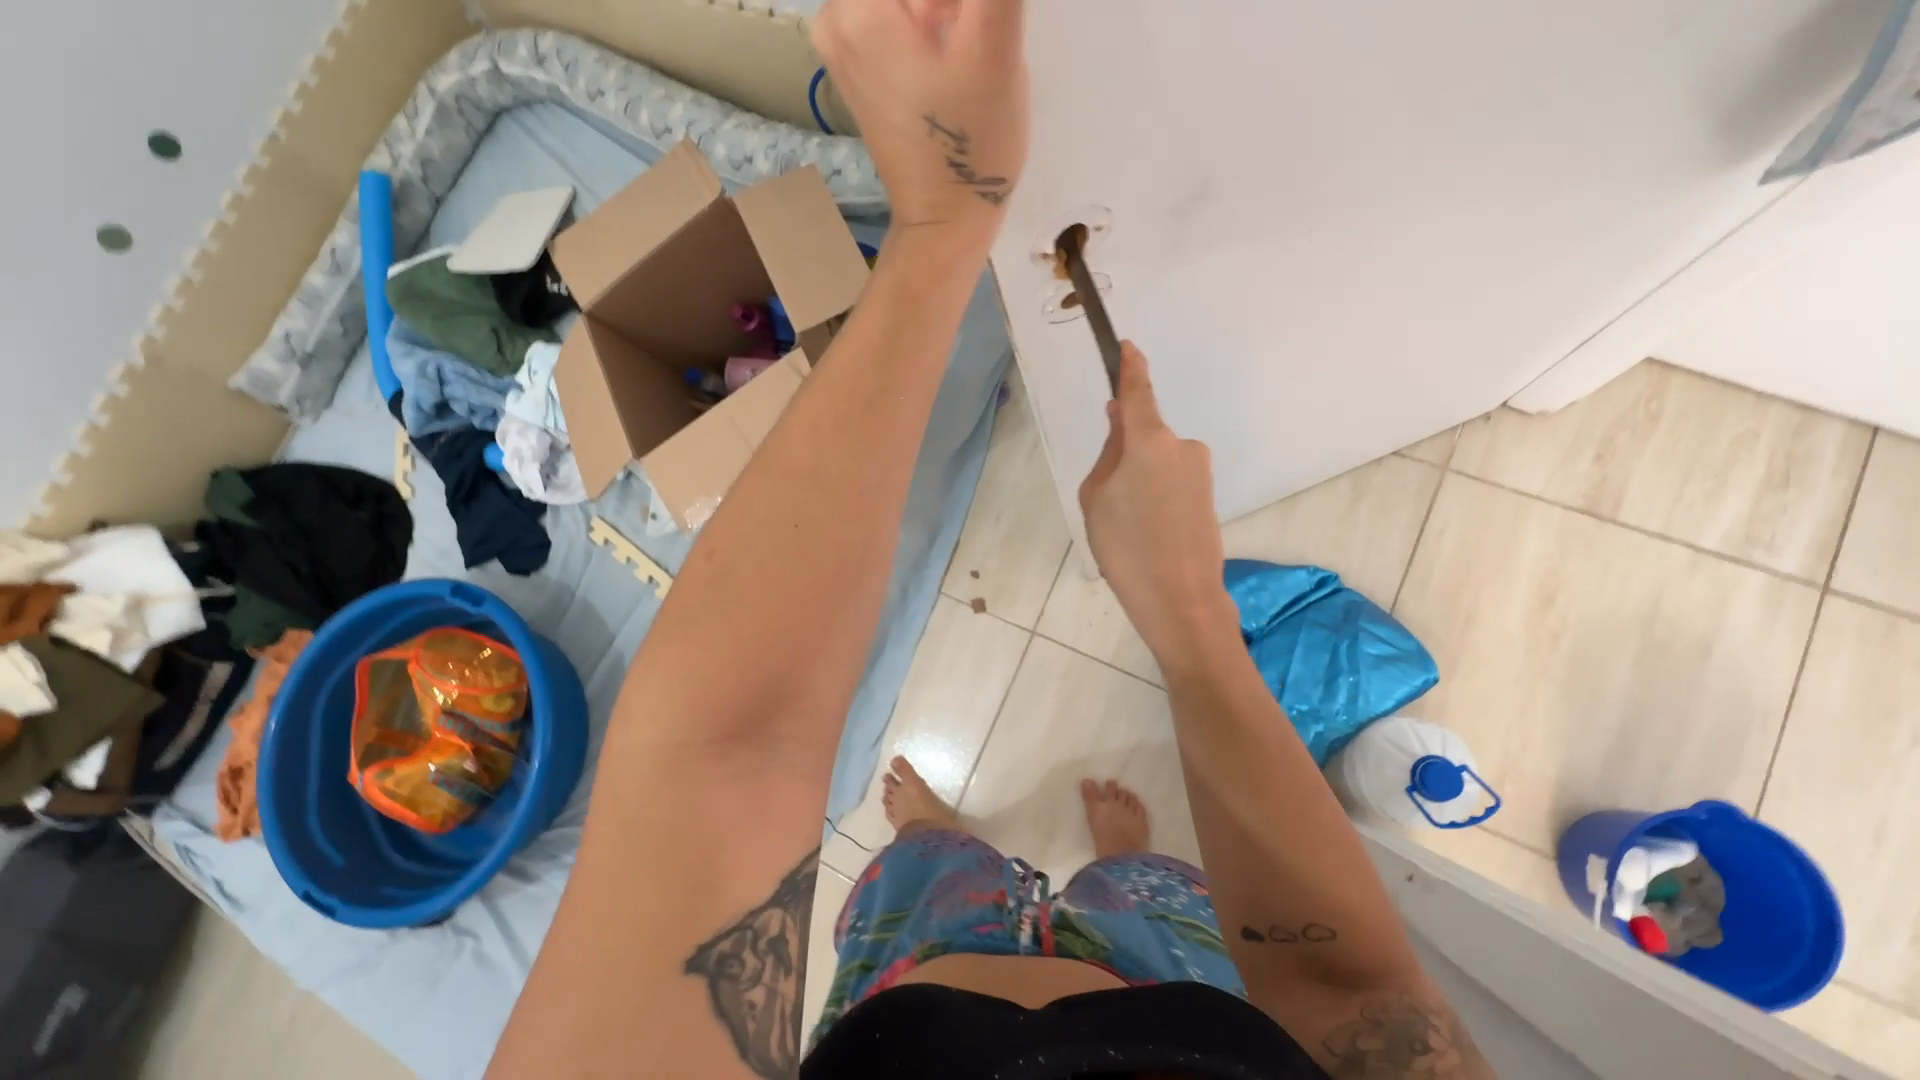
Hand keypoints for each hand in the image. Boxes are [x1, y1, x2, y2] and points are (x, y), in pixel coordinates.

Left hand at [813, 0, 1028, 241]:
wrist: (946, 221)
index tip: (967, 22)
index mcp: (857, 5)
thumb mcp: (994, 44)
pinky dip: (931, 14)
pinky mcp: (859, 60)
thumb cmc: (969, 142)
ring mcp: (842, 39)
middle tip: (970, 37)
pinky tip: (954, 42)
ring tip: (964, 47)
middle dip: (951, 6)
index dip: (959, 1)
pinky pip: (895, 10)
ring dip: (945, 10)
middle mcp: (835, 14)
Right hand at [1079, 343, 1238, 670]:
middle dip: (1125, 453)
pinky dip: (1157, 498)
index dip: (1131, 368)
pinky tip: (1148, 534)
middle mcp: (1181, 447)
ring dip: (1141, 480)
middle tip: (1109, 499)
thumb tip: (1122, 425)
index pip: (1138, 392)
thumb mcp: (1096, 499)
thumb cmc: (1127, 548)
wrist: (1181, 599)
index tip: (1127, 347)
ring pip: (1158, 462)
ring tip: (1128, 527)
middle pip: (1145, 435)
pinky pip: (1172, 483)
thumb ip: (1108, 455)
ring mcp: (1200, 472)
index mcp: (1149, 441)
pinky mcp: (1208, 496)